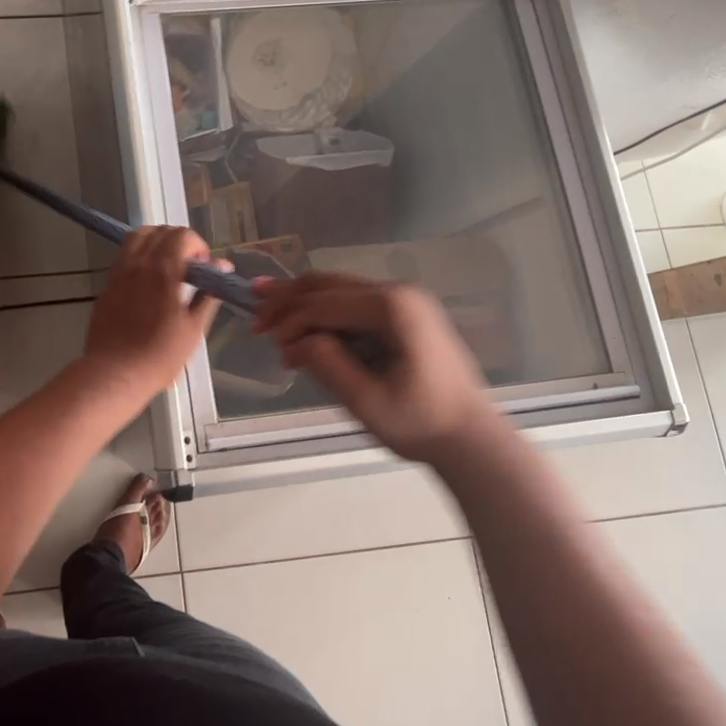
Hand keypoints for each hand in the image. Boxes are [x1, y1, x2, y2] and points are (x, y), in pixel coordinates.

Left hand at [83, 227, 221, 390]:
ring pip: (136, 238)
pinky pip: (124, 257)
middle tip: (189, 268)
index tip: (204, 269)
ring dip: (156, 243)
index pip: (182, 235)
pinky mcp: (106, 286)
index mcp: (163, 269)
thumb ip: (208, 293)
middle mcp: (138, 263)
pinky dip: (139, 258)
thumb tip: (221, 267)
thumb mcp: (194, 328)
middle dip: (179, 242)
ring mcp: (118, 273)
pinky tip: (148, 284)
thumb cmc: (160, 355)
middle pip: (159, 231)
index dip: (198, 246)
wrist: (114, 374)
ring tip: (167, 268)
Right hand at [254, 273, 491, 458]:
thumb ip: (326, 363)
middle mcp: (399, 293)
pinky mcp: (406, 316)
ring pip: (339, 290)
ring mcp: (405, 302)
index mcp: (393, 308)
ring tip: (264, 303)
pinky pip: (355, 304)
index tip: (261, 339)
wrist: (472, 440)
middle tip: (252, 310)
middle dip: (288, 299)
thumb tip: (293, 342)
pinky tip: (301, 320)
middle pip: (329, 285)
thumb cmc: (422, 424)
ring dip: (302, 301)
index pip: (324, 303)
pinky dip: (324, 312)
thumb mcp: (366, 400)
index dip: (288, 319)